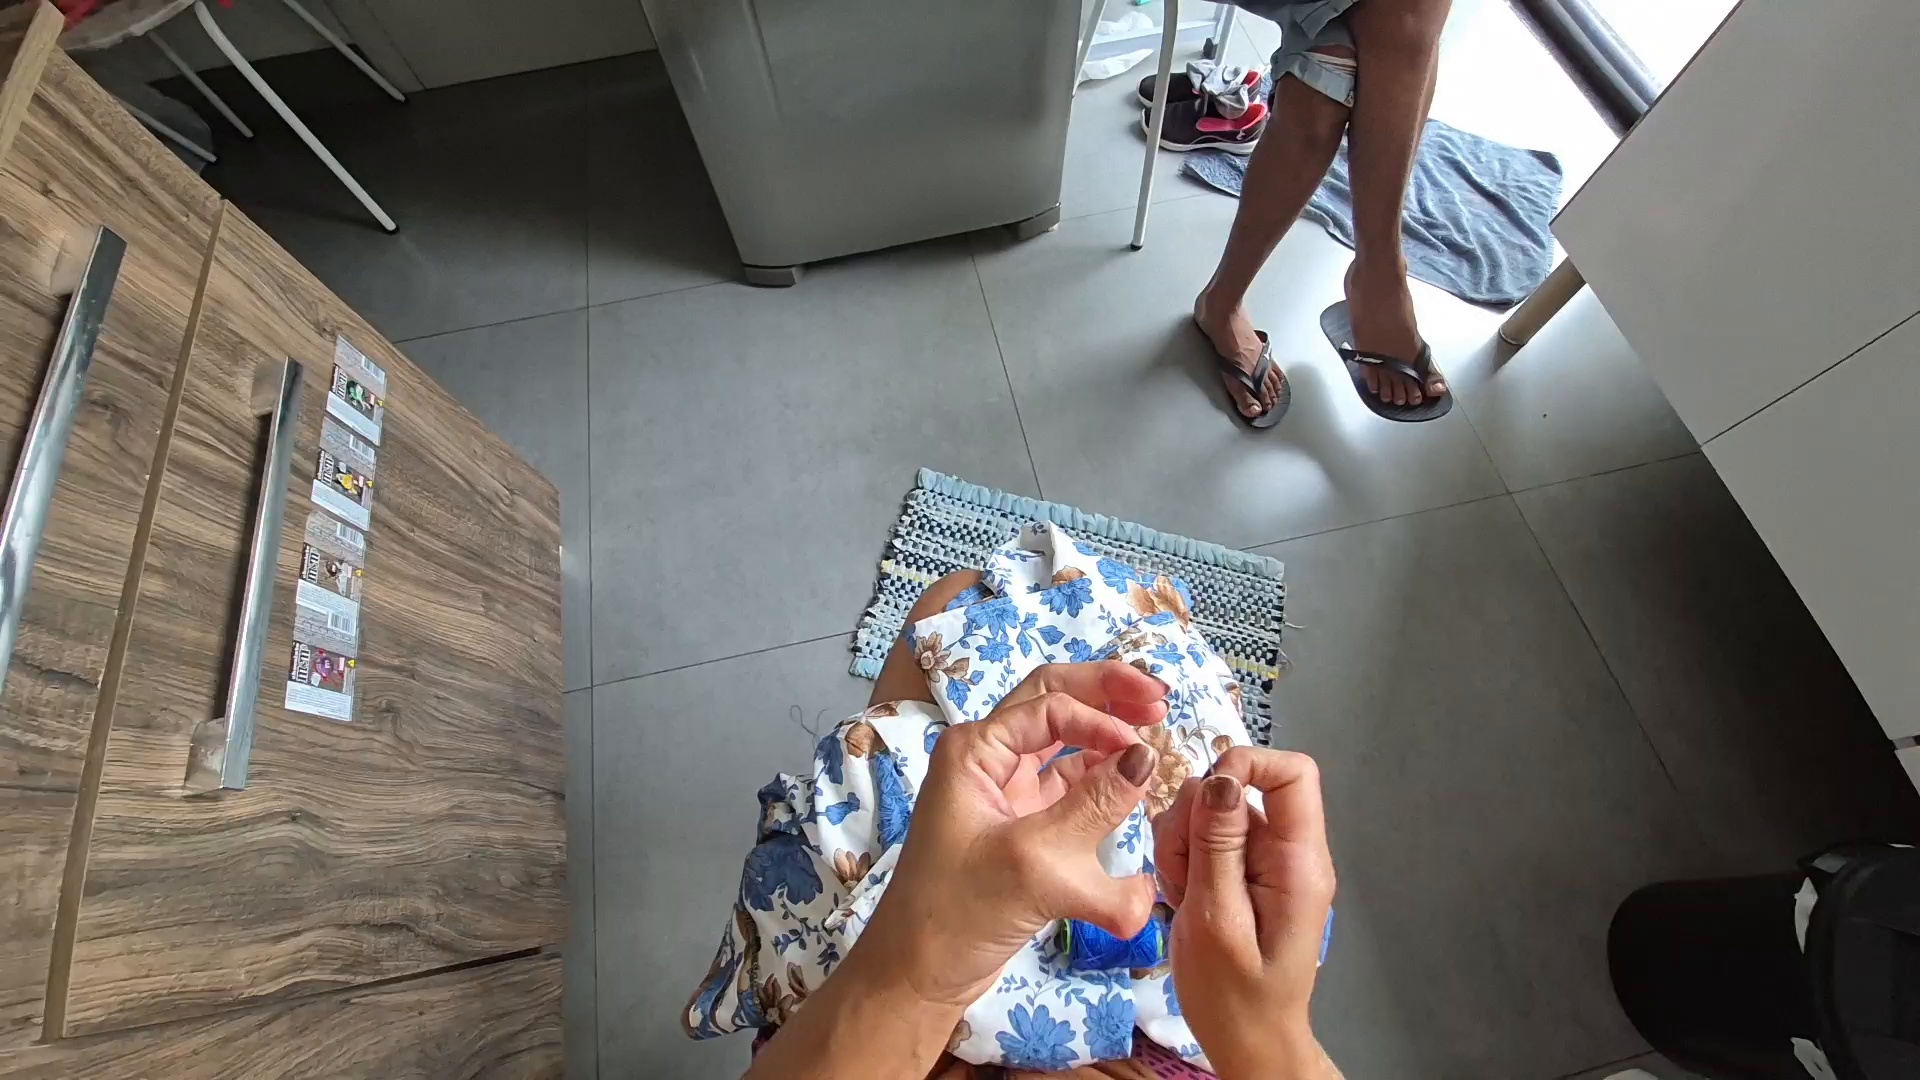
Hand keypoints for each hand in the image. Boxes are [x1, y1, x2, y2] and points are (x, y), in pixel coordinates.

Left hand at [855, 661, 1170, 1008]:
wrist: (918, 976)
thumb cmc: (958, 910)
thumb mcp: (1032, 859)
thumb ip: (1094, 807)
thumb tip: (1146, 756)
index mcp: (976, 748)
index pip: (1050, 707)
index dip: (1102, 721)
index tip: (1144, 751)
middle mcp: (989, 757)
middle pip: (1053, 701)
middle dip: (1104, 691)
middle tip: (1157, 694)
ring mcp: (1006, 790)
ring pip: (1062, 741)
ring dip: (1104, 730)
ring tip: (1151, 721)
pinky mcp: (1023, 824)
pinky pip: (1068, 787)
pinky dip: (1099, 780)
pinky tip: (1131, 784)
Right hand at [1154, 748, 1338, 1079]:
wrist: (1244, 1042)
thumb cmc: (1234, 995)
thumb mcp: (1216, 920)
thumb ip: (1217, 846)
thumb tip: (1222, 779)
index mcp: (1297, 860)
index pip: (1293, 772)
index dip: (1247, 764)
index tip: (1204, 798)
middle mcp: (1283, 848)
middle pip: (1234, 788)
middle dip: (1192, 818)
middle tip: (1181, 872)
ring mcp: (1259, 856)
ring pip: (1207, 807)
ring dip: (1180, 841)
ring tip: (1182, 893)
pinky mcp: (1236, 865)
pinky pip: (1199, 832)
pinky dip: (1180, 855)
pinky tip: (1182, 894)